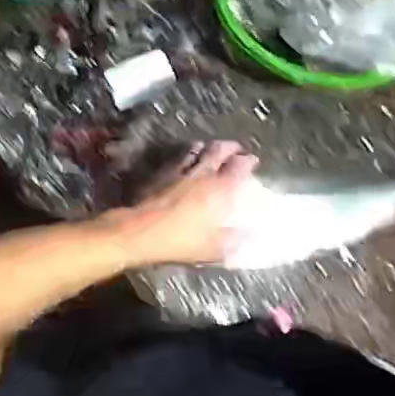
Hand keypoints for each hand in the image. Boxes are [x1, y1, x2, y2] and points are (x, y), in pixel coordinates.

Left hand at [105, 141, 257, 266]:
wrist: (142, 231)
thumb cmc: (181, 240)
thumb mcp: (214, 248)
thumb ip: (234, 240)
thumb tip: (250, 236)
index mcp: (220, 190)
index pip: (240, 167)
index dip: (248, 161)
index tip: (252, 161)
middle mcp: (203, 175)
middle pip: (219, 150)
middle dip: (230, 147)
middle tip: (236, 149)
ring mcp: (182, 171)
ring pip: (198, 149)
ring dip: (208, 147)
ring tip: (212, 148)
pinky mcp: (163, 173)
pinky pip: (180, 157)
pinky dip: (188, 153)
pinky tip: (188, 157)